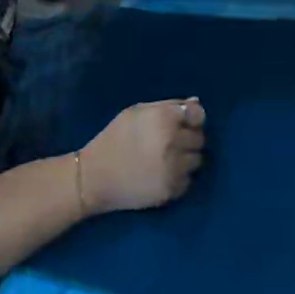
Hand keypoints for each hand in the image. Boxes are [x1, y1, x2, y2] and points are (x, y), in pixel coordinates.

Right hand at [77, 98, 205, 212]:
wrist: (94, 177)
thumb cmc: (115, 137)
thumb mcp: (138, 111)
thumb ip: (168, 104)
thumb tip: (194, 102)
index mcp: (165, 118)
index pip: (198, 115)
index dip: (193, 118)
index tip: (184, 122)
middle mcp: (174, 142)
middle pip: (200, 138)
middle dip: (189, 137)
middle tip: (172, 141)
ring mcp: (174, 169)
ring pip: (197, 160)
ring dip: (187, 158)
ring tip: (168, 159)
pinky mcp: (170, 191)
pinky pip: (188, 181)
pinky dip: (180, 177)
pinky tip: (164, 174)